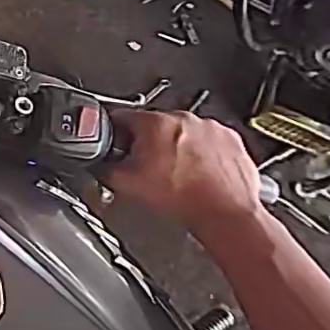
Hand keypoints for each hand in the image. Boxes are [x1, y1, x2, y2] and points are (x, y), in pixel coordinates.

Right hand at [107, 110, 263, 229]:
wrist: (225, 213)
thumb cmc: (183, 198)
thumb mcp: (127, 184)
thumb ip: (105, 167)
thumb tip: (99, 162)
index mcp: (155, 123)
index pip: (122, 117)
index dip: (114, 133)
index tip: (117, 145)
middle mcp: (184, 119)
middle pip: (153, 125)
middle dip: (147, 143)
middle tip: (148, 168)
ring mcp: (210, 128)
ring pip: (181, 132)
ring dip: (175, 147)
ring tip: (175, 174)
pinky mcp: (229, 139)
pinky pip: (207, 141)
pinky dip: (200, 153)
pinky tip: (195, 173)